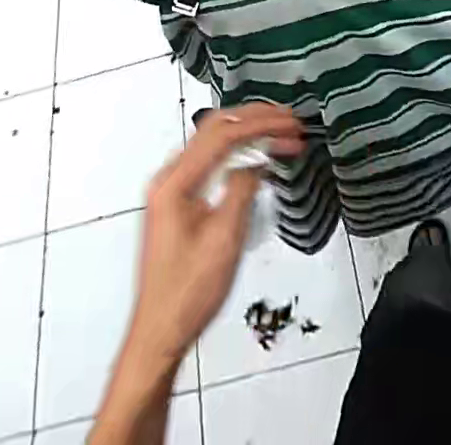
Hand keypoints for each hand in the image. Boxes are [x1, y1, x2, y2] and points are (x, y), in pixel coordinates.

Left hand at [122, 103, 305, 365]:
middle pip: (214, 129)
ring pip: (212, 141)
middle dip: (254, 119)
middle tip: (289, 120)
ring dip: (247, 132)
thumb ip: (241, 189)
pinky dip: (237, 151)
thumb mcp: (225, 239)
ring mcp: (172, 188)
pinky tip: (258, 156)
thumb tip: (257, 160)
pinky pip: (210, 160)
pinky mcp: (179, 200)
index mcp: (174, 182)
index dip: (260, 123)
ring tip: (280, 132)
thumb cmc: (189, 293)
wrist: (161, 331)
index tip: (289, 124)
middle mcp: (169, 177)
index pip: (222, 135)